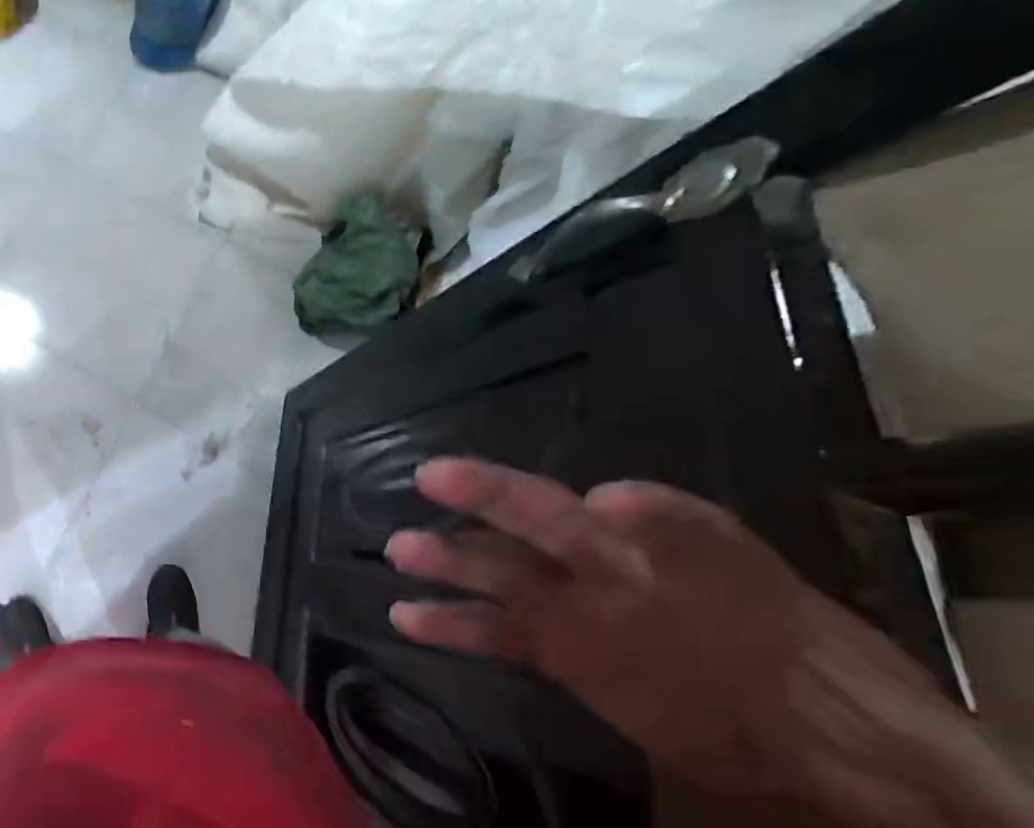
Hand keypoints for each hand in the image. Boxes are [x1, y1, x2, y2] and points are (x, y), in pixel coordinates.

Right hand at [381, 458, 951, 796]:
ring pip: (499, 572)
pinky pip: (494, 629)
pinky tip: (408, 617)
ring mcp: (569, 600)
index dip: (532, 489)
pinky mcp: (554, 645)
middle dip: (480, 498)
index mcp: (638, 528)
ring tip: (399, 551)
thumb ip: (676, 530)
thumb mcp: (740, 575)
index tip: (497, 487)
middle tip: (429, 477)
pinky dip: (451, 623)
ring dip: (450, 561)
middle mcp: (593, 554)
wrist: (805, 727)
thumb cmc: (771, 635)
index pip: (569, 499)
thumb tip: (609, 497)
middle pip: (527, 521)